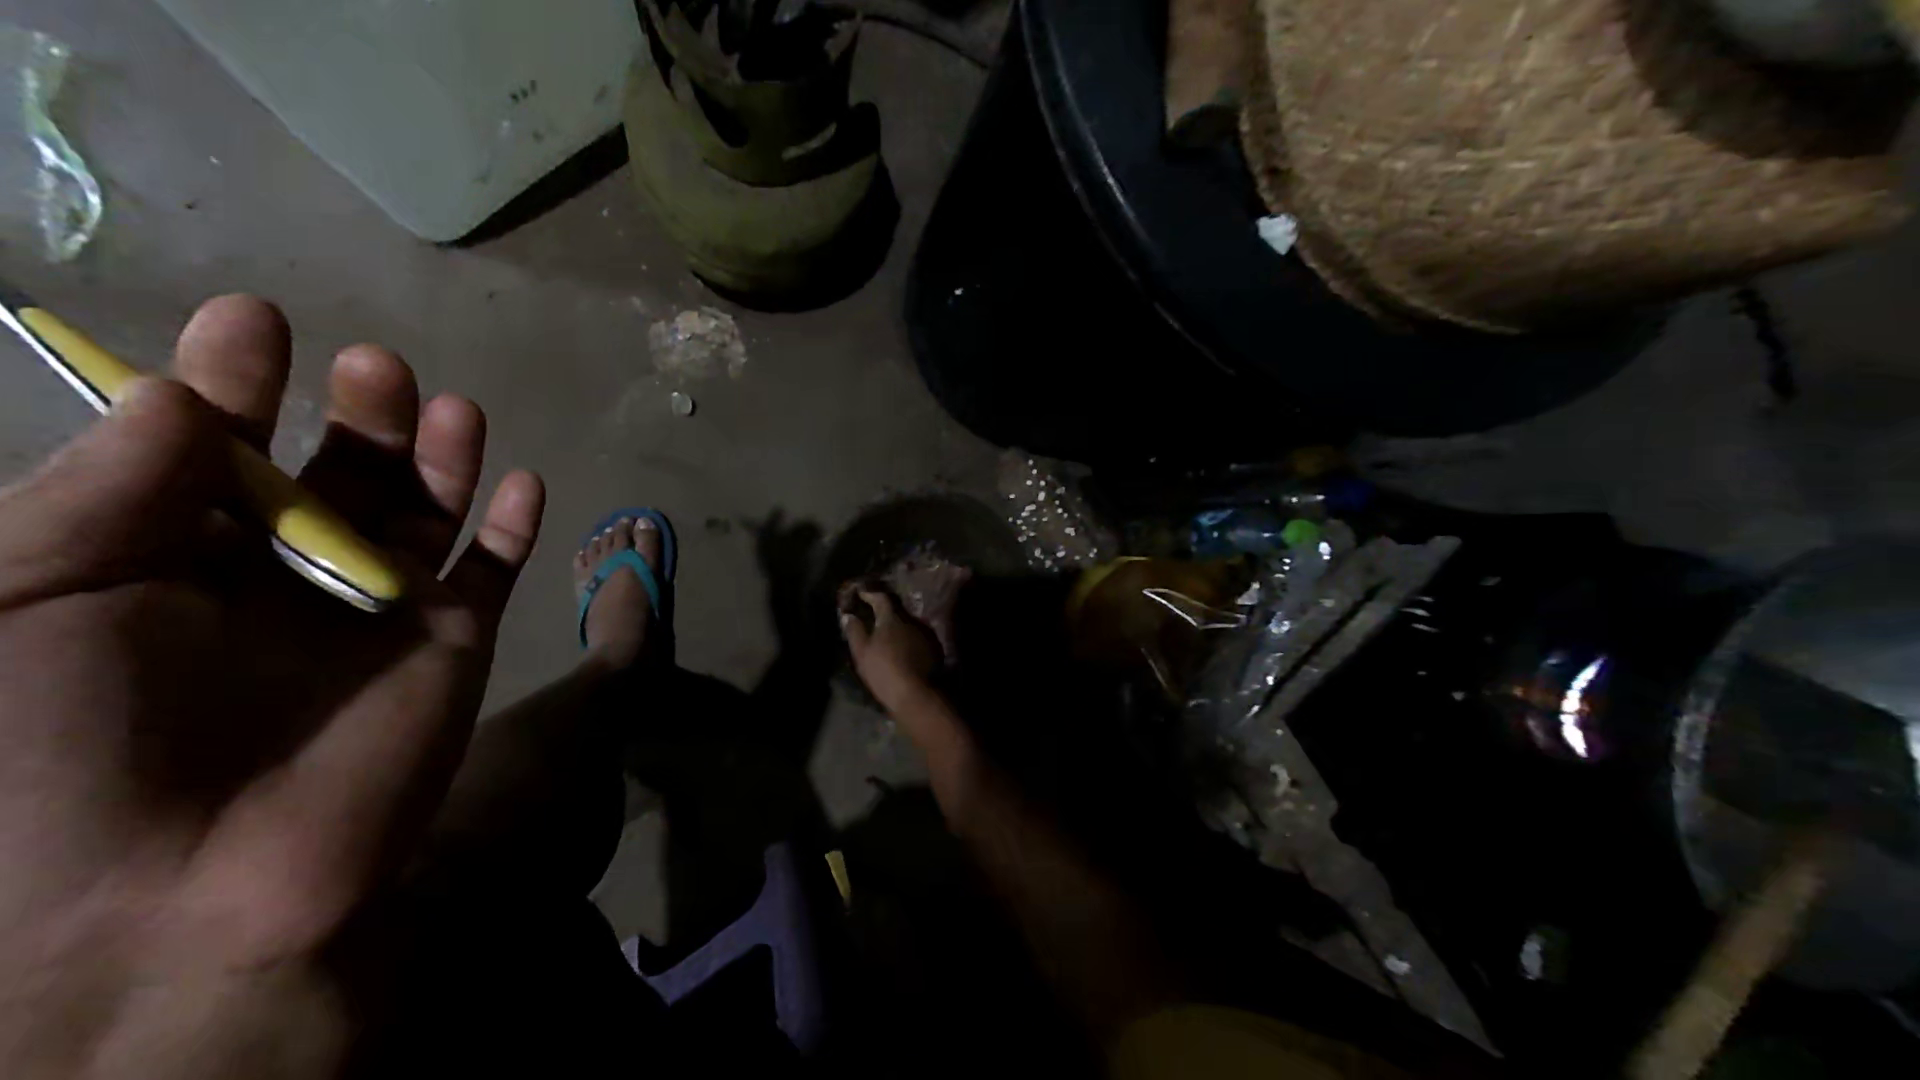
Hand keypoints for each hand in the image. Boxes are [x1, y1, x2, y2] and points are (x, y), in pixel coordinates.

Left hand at [0, 296, 543, 1077]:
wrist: (182, 891)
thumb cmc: (56, 748)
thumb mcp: (25, 602)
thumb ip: (107, 493)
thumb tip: (190, 399)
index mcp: (169, 565)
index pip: (216, 454)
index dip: (235, 384)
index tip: (256, 321)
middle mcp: (283, 577)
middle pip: (338, 474)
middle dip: (356, 415)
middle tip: (371, 366)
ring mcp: (381, 610)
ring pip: (426, 513)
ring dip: (441, 457)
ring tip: (444, 404)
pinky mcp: (454, 641)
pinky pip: (494, 573)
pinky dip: (513, 528)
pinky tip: (522, 482)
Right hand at [839, 583, 941, 712]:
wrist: (914, 693)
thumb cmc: (883, 669)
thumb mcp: (861, 651)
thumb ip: (855, 630)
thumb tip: (848, 615)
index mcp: (892, 618)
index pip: (881, 598)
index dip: (870, 594)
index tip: (861, 594)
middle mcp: (912, 621)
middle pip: (896, 611)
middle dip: (884, 612)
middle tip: (872, 616)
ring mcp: (925, 635)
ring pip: (908, 625)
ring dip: (897, 627)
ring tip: (886, 635)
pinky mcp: (934, 649)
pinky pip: (917, 638)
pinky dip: (907, 640)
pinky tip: (901, 650)